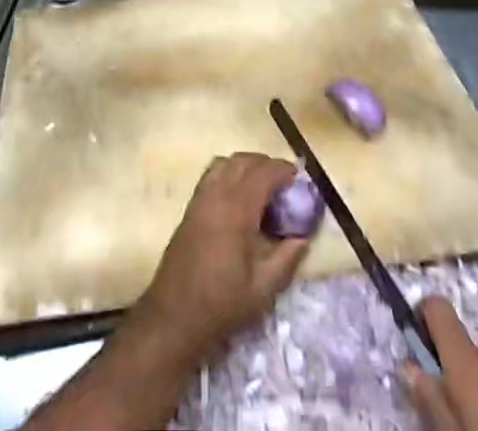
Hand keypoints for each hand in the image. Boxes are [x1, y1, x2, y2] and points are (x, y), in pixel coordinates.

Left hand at [131, 153, 311, 358]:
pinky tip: (240, 199)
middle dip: (266, 164)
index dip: (283, 170)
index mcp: (235, 211)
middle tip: (285, 183)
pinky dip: (228, 174)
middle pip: (242, 161)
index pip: (262, 173)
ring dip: (246, 166)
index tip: (300, 178)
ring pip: (224, 164)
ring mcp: (199, 200)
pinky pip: (210, 176)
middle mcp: (215, 196)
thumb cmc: (222, 304)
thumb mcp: (264, 288)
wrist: (174, 315)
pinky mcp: (189, 208)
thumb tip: (303, 237)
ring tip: (263, 188)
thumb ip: (287, 258)